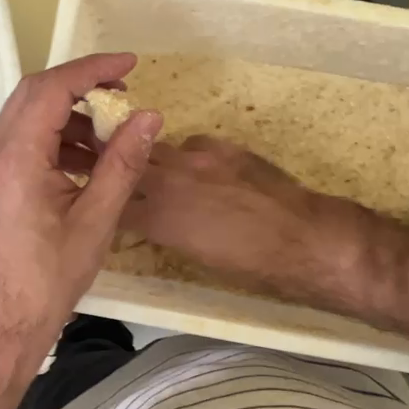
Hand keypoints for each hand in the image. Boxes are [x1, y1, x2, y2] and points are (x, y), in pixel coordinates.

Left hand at [0, 53, 161, 371]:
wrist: (8, 318)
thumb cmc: (52, 275)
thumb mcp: (97, 219)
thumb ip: (123, 162)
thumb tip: (149, 117)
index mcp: (16, 157)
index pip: (52, 89)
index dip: (92, 69)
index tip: (130, 66)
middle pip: (35, 93)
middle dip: (81, 84)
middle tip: (123, 91)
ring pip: (29, 115)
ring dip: (71, 115)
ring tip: (113, 135)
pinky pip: (25, 141)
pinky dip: (58, 138)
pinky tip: (90, 161)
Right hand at [122, 136, 379, 312]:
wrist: (301, 236)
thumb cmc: (250, 265)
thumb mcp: (196, 257)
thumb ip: (168, 234)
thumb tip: (158, 224)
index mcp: (159, 220)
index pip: (115, 206)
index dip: (108, 207)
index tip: (107, 210)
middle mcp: (169, 183)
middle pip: (127, 167)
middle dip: (121, 174)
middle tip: (120, 182)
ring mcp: (196, 159)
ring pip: (156, 150)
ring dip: (152, 161)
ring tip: (159, 173)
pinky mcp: (222, 146)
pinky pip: (193, 143)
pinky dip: (189, 155)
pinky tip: (201, 168)